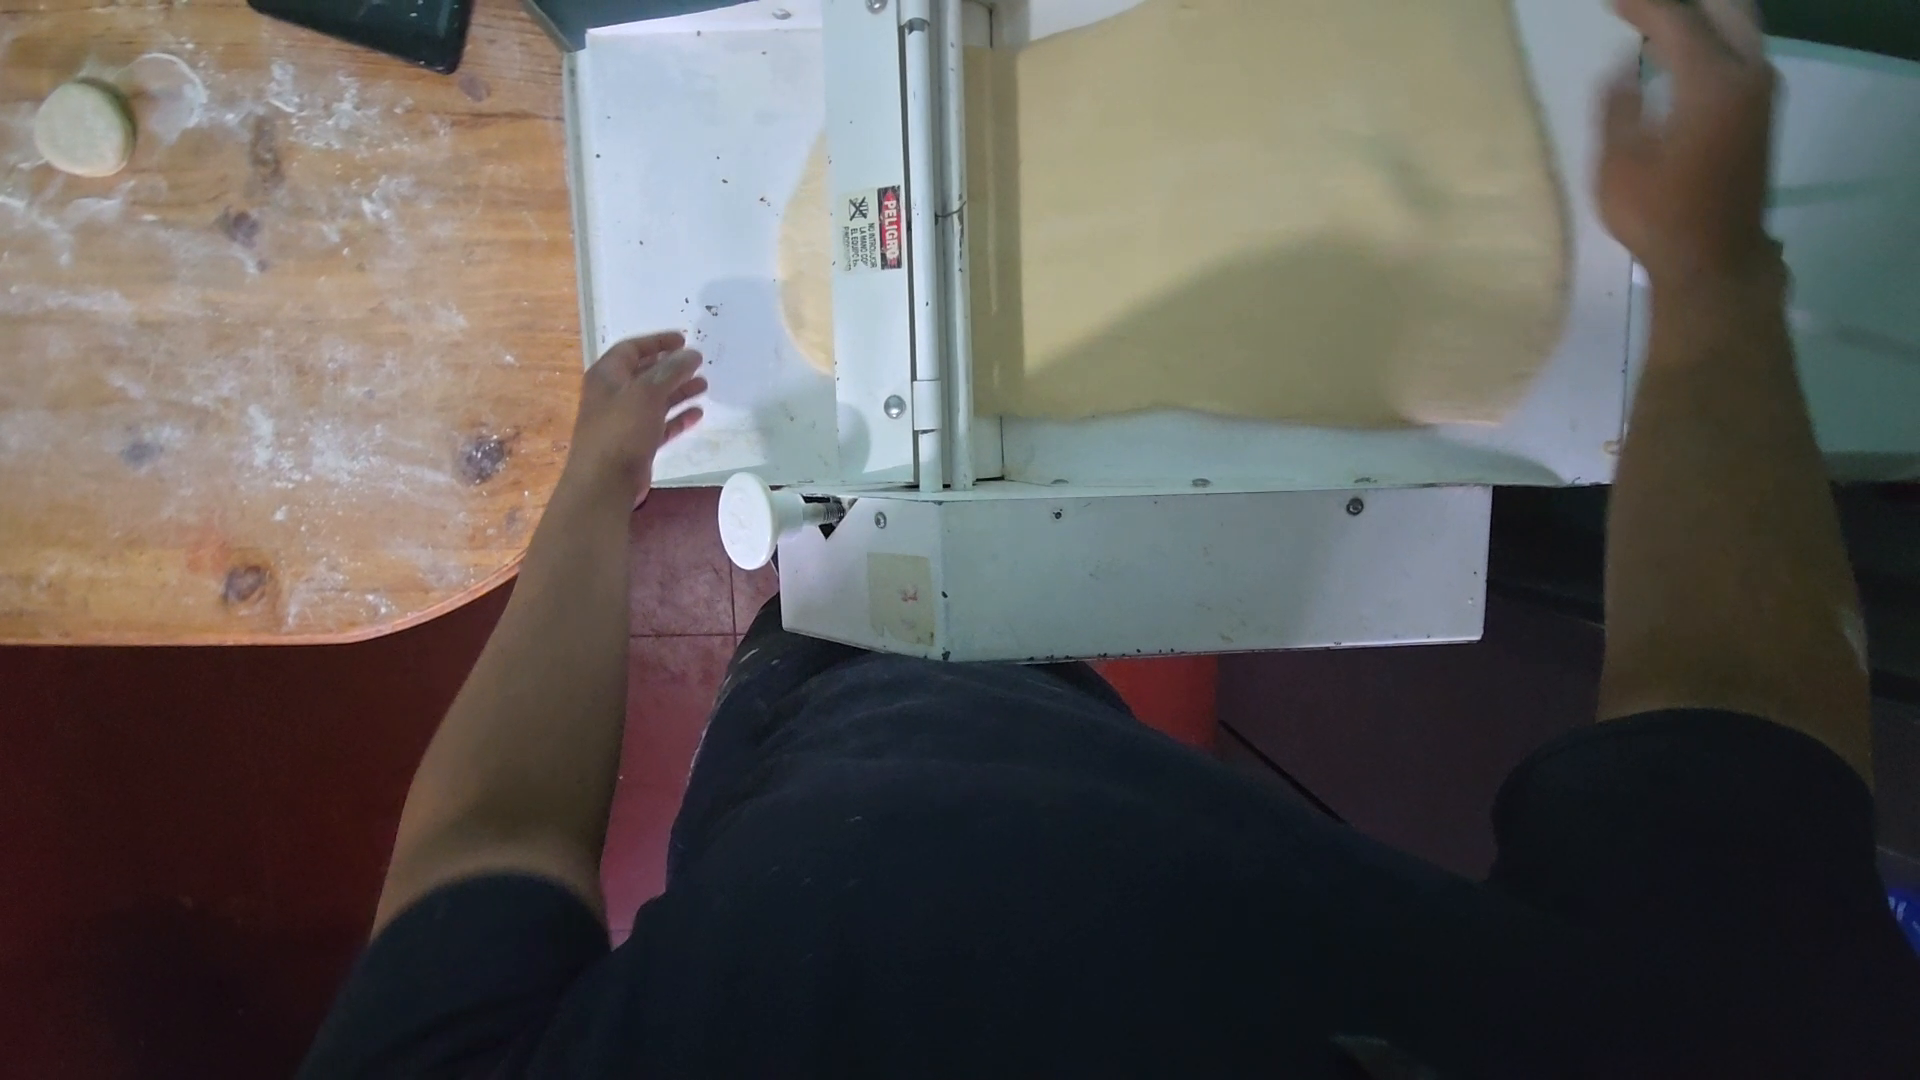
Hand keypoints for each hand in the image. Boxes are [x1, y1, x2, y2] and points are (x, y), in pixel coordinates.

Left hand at [564, 331, 707, 506]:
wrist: (605, 481)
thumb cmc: (622, 430)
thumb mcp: (648, 393)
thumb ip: (671, 371)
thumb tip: (692, 354)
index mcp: (607, 376)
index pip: (632, 348)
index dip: (658, 341)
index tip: (684, 340)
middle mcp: (614, 394)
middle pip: (646, 373)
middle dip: (672, 367)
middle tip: (698, 363)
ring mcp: (625, 420)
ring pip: (656, 399)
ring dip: (679, 391)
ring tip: (704, 385)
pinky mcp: (637, 442)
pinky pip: (661, 423)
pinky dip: (678, 417)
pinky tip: (697, 413)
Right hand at [1599, 0, 1781, 286]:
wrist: (1711, 252)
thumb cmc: (1655, 214)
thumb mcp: (1618, 167)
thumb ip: (1618, 112)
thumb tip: (1618, 73)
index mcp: (1711, 83)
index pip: (1678, 25)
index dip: (1644, 7)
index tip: (1612, 2)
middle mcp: (1748, 74)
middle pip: (1726, 9)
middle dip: (1681, 4)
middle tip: (1637, 7)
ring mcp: (1760, 91)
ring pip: (1739, 27)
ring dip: (1701, 18)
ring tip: (1659, 23)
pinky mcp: (1759, 109)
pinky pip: (1740, 51)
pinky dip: (1711, 39)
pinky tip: (1683, 52)